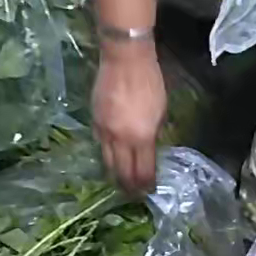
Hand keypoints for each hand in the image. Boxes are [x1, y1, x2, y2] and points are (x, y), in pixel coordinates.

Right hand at [93, 38, 166, 193]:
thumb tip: (150, 150)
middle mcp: (120, 139)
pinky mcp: (94, 120)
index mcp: (141, 138)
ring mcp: (104, 130)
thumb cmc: (150, 83)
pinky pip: (100, 144)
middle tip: (133, 196)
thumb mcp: (161, 112)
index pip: (143, 171)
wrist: (124, 59)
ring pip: (107, 161)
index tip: (149, 192)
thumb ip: (154, 135)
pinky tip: (111, 158)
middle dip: (128, 187)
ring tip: (121, 183)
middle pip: (122, 172)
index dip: (146, 185)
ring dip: (115, 175)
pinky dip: (107, 155)